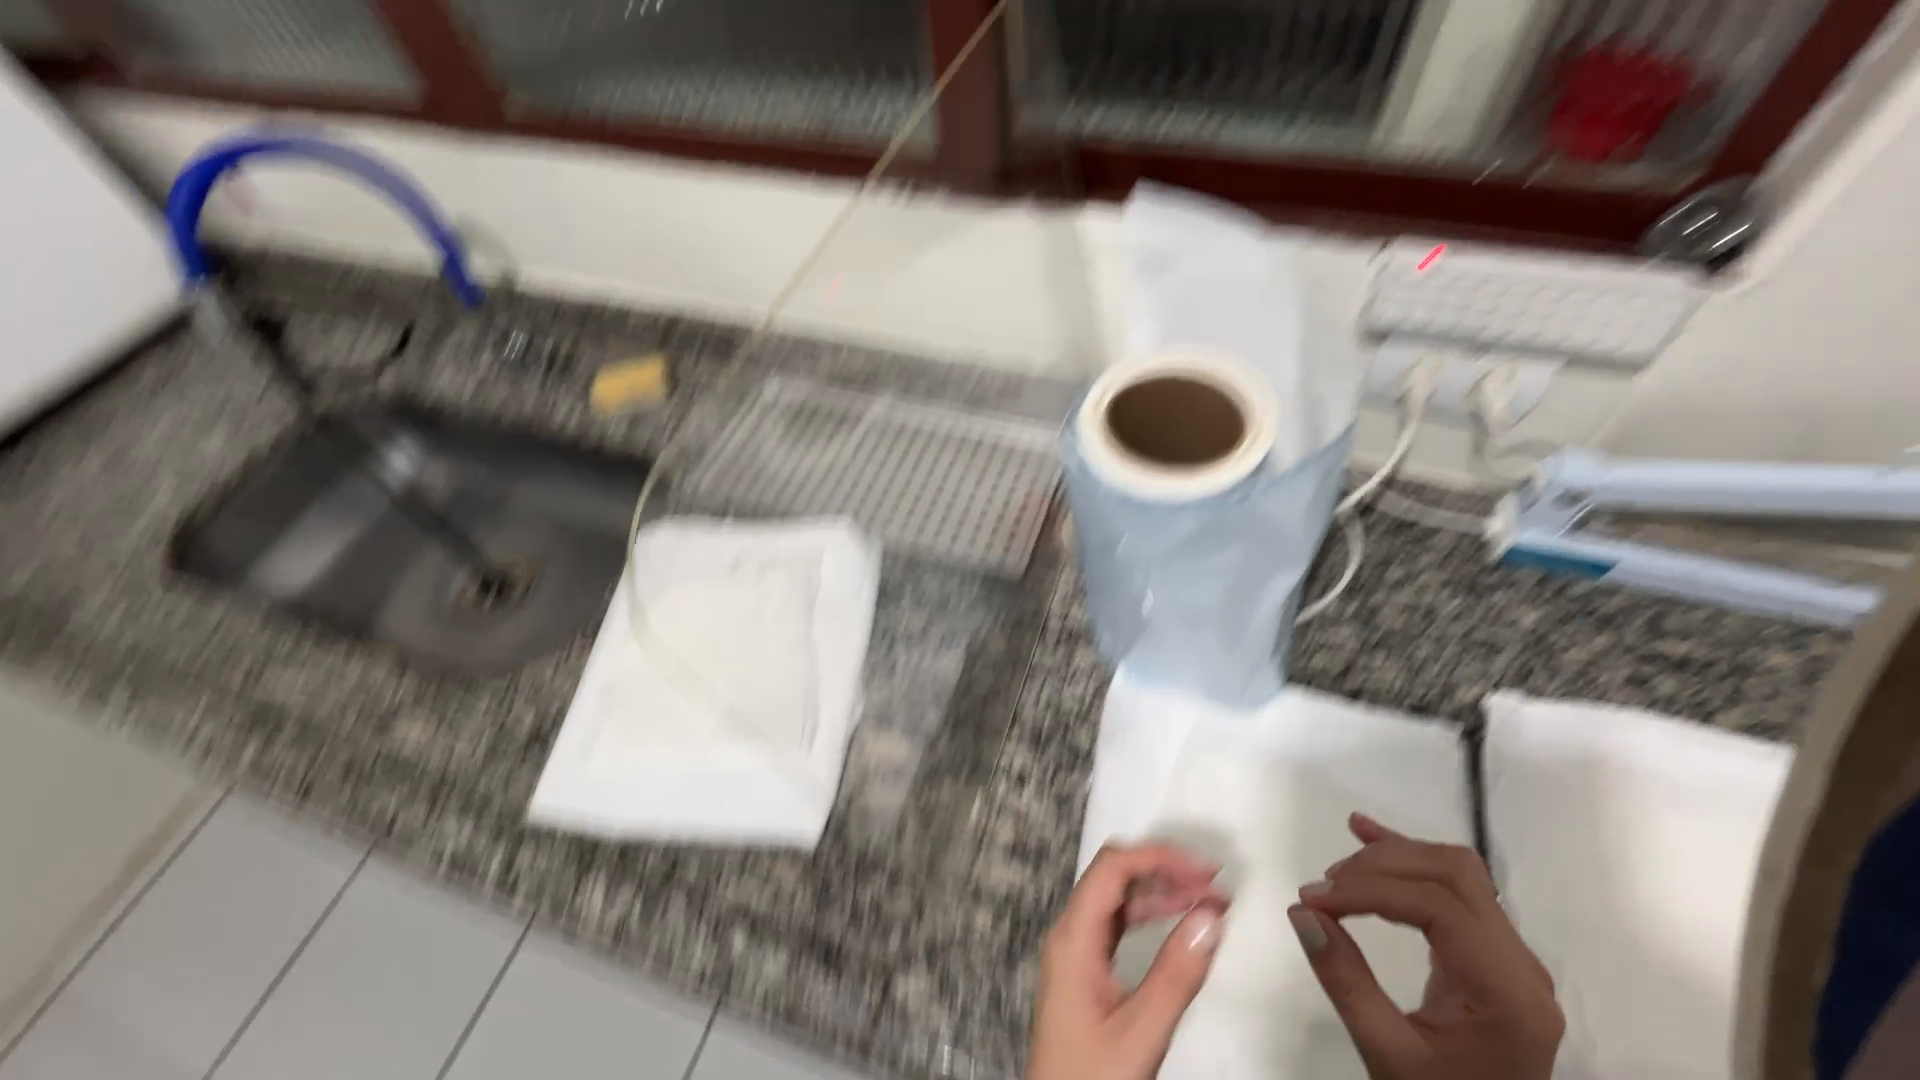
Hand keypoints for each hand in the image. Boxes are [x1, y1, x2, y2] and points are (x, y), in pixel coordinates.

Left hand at [1027, 844, 1228, 1079]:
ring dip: (1162, 892)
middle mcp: (1071, 933)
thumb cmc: (1092, 1077)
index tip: (1204, 870)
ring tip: (1209, 901)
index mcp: (1074, 938)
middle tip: (1214, 885)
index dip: (1158, 857)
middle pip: (1115, 877)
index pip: (1113, 869)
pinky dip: (1153, 916)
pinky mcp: (1087, 969)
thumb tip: (1210, 916)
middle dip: (1165, 870)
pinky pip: (1120, 924)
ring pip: (1119, 899)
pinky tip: (1182, 925)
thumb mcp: (1141, 1031)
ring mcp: (1077, 950)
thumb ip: (1176, 974)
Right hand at [1291, 814, 1563, 1079]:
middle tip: (1323, 889)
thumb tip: (1302, 912)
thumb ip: (1346, 981)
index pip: (1438, 907)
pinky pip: (1456, 890)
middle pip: (1454, 875)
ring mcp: (1512, 957)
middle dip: (1381, 867)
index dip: (1370, 891)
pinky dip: (1409, 859)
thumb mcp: (1387, 1055)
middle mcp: (1521, 964)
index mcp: (1506, 993)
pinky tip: (1366, 833)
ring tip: (1337, 872)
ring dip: (1394, 858)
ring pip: (1456, 872)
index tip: (1312, 899)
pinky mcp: (1493, 954)